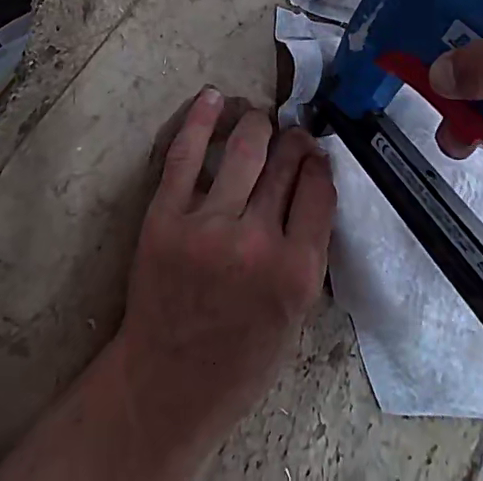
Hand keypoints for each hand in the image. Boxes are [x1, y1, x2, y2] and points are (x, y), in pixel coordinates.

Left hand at [0, 89, 334, 480]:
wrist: (166, 385)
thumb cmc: (242, 354)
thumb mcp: (299, 310)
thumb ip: (311, 244)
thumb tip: (314, 177)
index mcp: (296, 270)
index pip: (319, 185)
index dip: (319, 161)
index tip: (315, 154)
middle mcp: (255, 242)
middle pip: (286, 162)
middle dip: (294, 140)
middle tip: (292, 136)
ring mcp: (206, 227)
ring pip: (245, 147)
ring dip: (258, 123)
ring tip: (260, 119)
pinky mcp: (163, 219)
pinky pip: (185, 155)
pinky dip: (201, 119)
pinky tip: (214, 98)